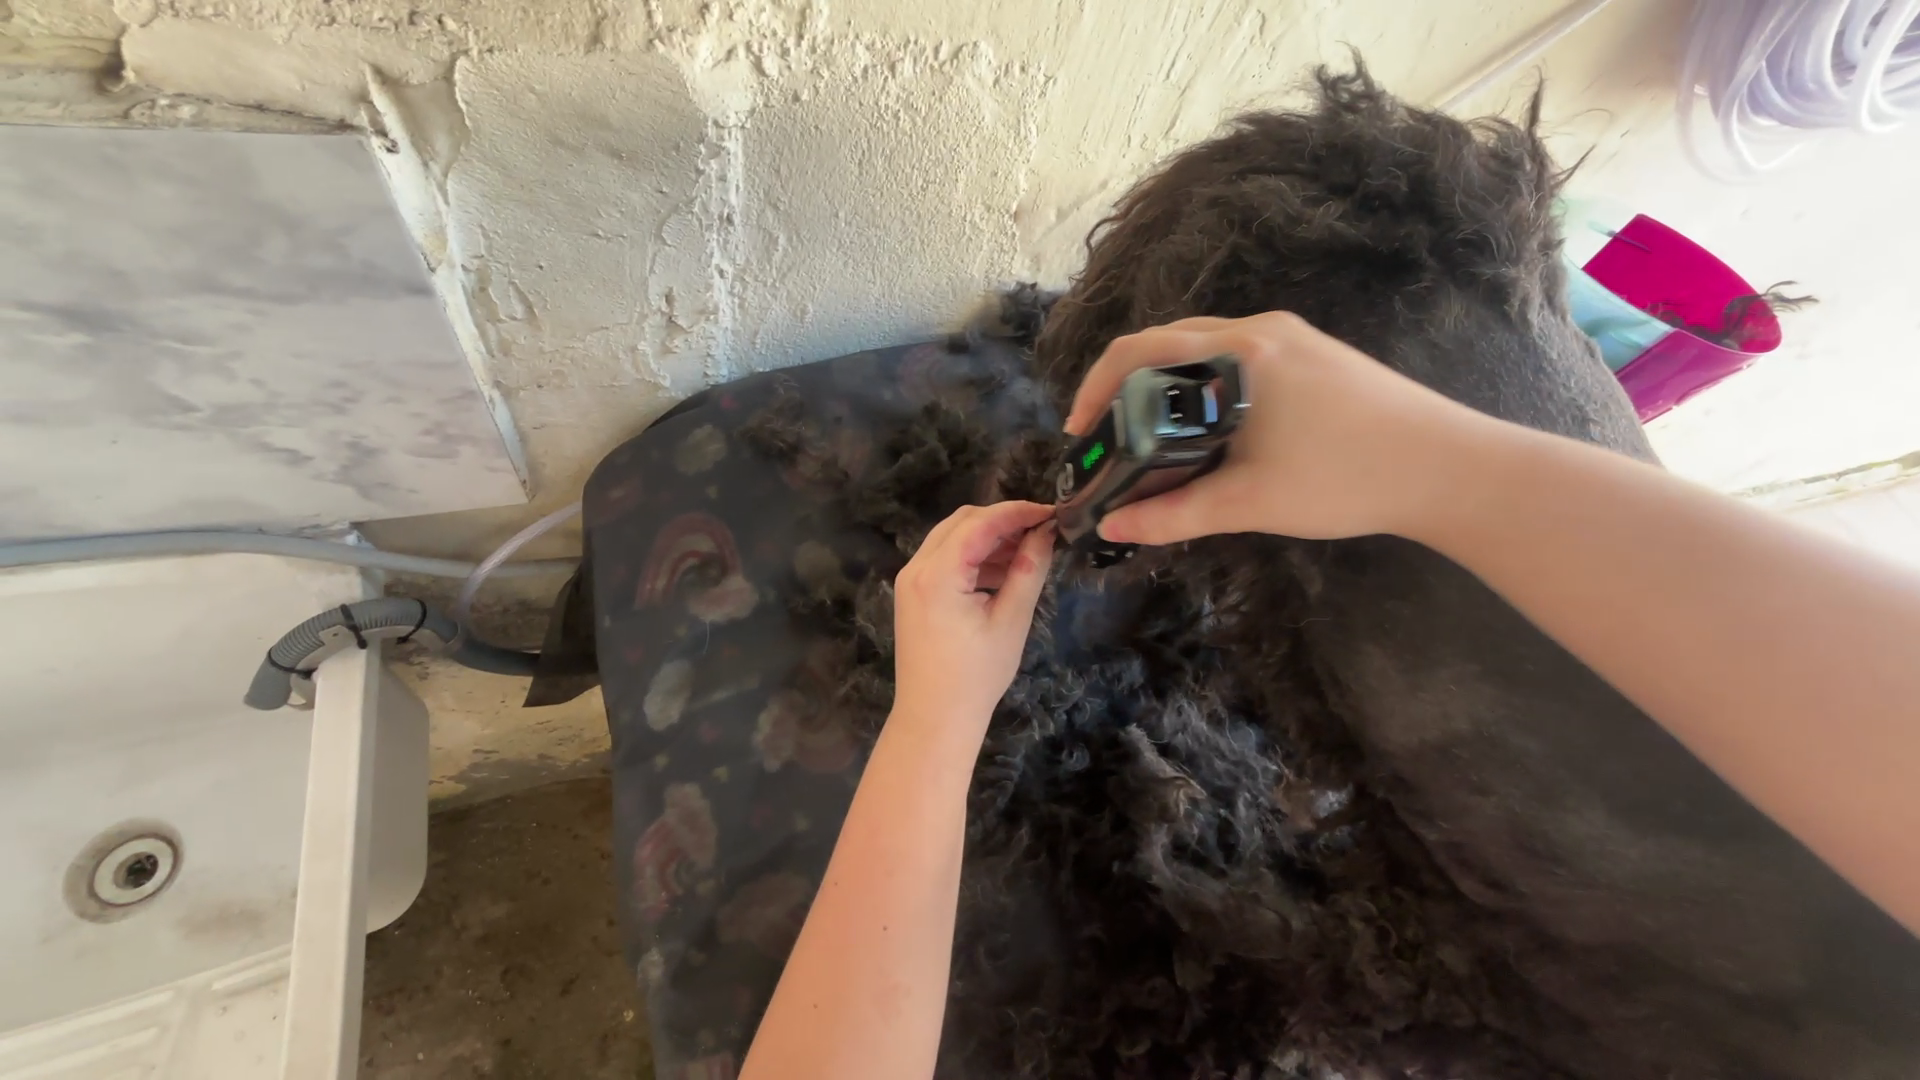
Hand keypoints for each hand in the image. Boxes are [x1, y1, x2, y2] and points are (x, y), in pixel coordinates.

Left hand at [891, 501, 1055, 733]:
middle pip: (962, 522)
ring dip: (988, 539)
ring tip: (1027, 553)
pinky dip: (972, 557)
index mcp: (938, 574)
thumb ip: (1028, 570)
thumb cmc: (976, 675)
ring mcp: (910, 580)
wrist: (934, 718)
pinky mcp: (912, 593)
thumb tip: (1046, 533)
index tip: (1052, 512)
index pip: (980, 523)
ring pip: (951, 538)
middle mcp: (916, 568)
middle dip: (1002, 521)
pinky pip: (944, 559)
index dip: (1018, 512)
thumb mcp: (1011, 621)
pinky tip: (1002, 573)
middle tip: (1041, 531)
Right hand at [1064, 311, 1489, 543]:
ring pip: (1200, 350)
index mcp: (1239, 353)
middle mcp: (1260, 330)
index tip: (1081, 432)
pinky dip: (1199, 387)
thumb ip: (1172, 515)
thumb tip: (1112, 525)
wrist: (1451, 468)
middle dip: (1124, 388)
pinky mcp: (1312, 354)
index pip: (1139, 350)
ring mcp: (1290, 337)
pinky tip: (1205, 429)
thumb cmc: (1346, 479)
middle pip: (1165, 343)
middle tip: (1109, 438)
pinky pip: (1233, 358)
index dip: (1095, 387)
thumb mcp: (1248, 502)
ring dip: (1163, 387)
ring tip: (1150, 438)